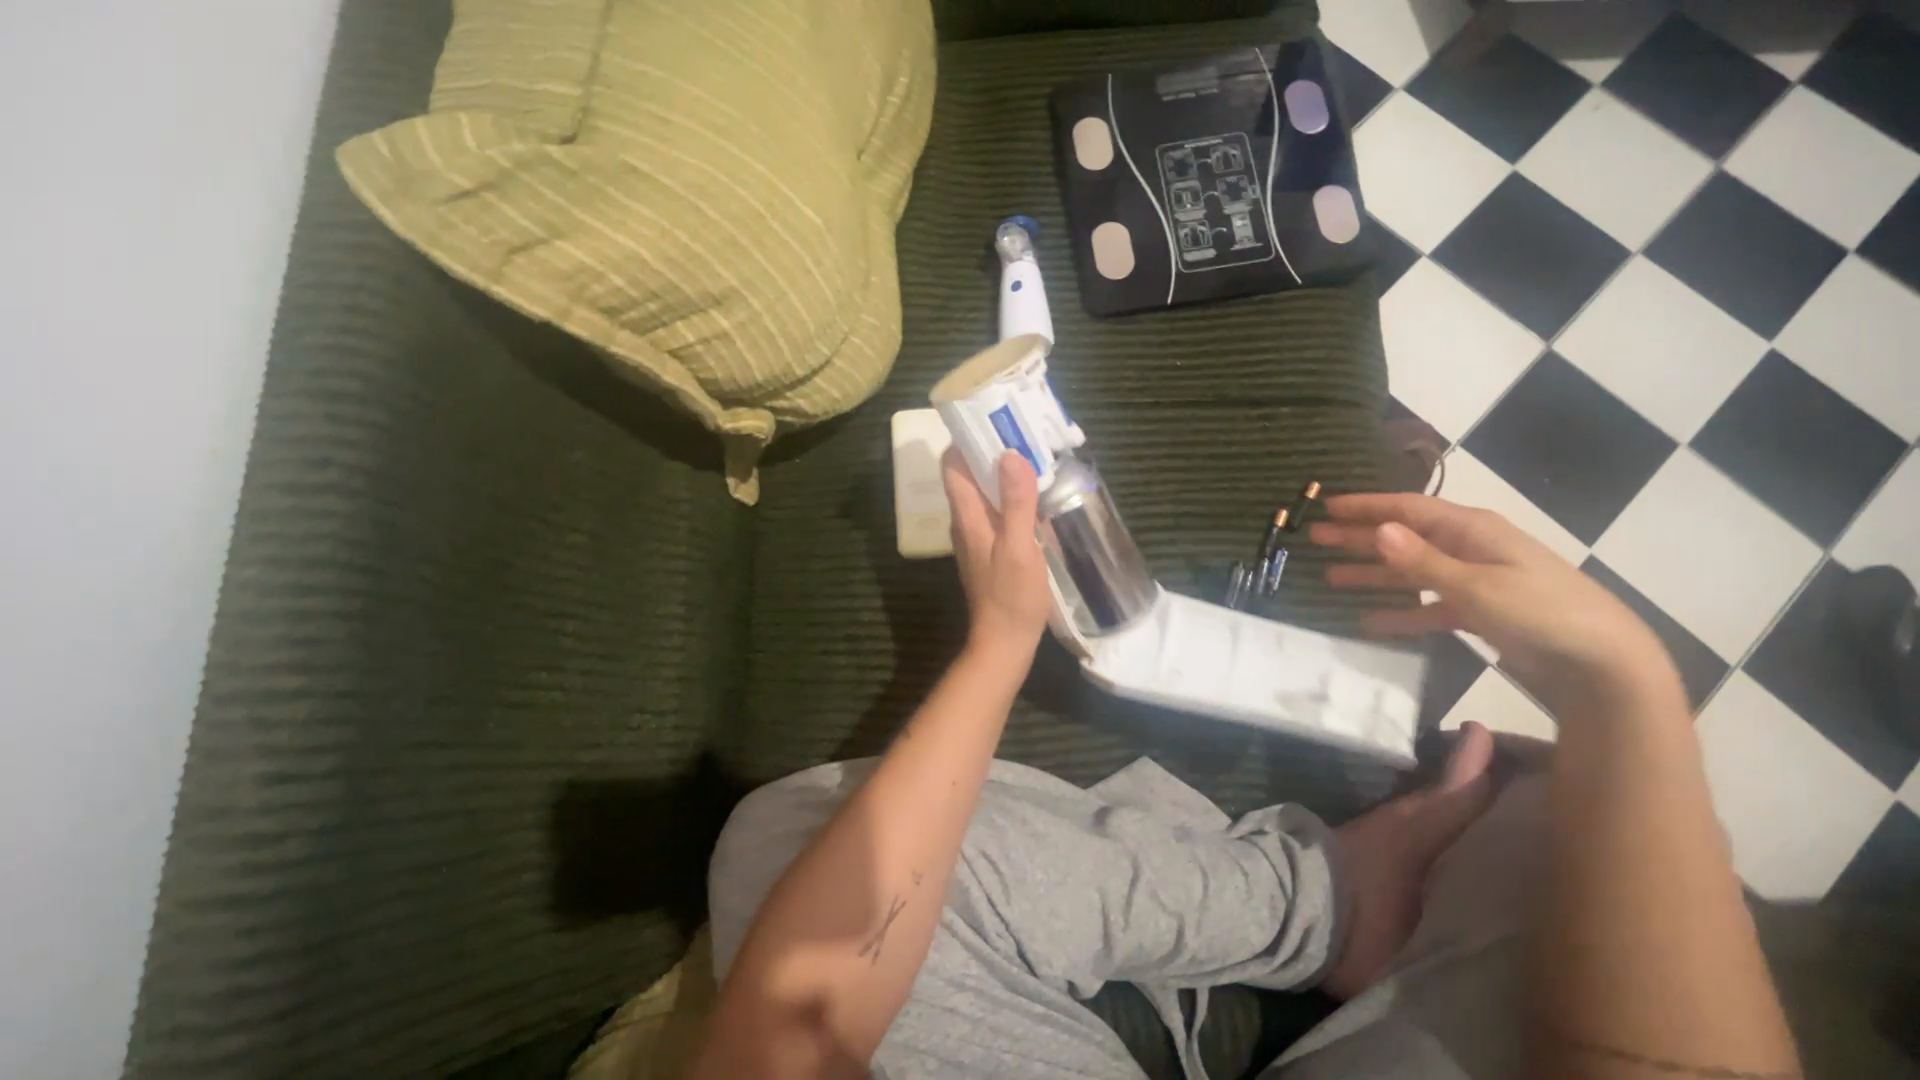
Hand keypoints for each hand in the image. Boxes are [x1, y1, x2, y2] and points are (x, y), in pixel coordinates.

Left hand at [944, 448, 1051, 657]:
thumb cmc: (1011, 598)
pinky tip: (1039, 497)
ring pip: (986, 493)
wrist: (1005, 644)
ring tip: (1038, 456)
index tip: (996, 419)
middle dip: (994, 451)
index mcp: (967, 517)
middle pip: (971, 474)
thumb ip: (1016, 502)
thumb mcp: (1019, 548)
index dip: (969, 438)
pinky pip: (999, 511)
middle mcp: (967, 521)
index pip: (954, 465)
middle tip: (1028, 432)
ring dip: (1006, 474)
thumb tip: (1010, 454)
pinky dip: (1014, 497)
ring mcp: (979, 536)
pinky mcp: (993, 549)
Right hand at [1311, 493, 1684, 722]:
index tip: (1325, 506)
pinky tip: (1369, 621)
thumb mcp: (1476, 586)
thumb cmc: (1540, 612)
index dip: (1366, 507)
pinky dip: (1401, 612)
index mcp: (1472, 530)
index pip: (1408, 509)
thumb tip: (1378, 529)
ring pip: (1412, 572)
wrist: (1602, 662)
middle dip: (1360, 537)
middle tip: (1315, 539)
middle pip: (1405, 537)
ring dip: (1373, 574)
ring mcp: (1476, 580)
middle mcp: (1470, 548)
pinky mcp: (1481, 612)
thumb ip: (1423, 562)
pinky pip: (1428, 606)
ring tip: (1329, 578)